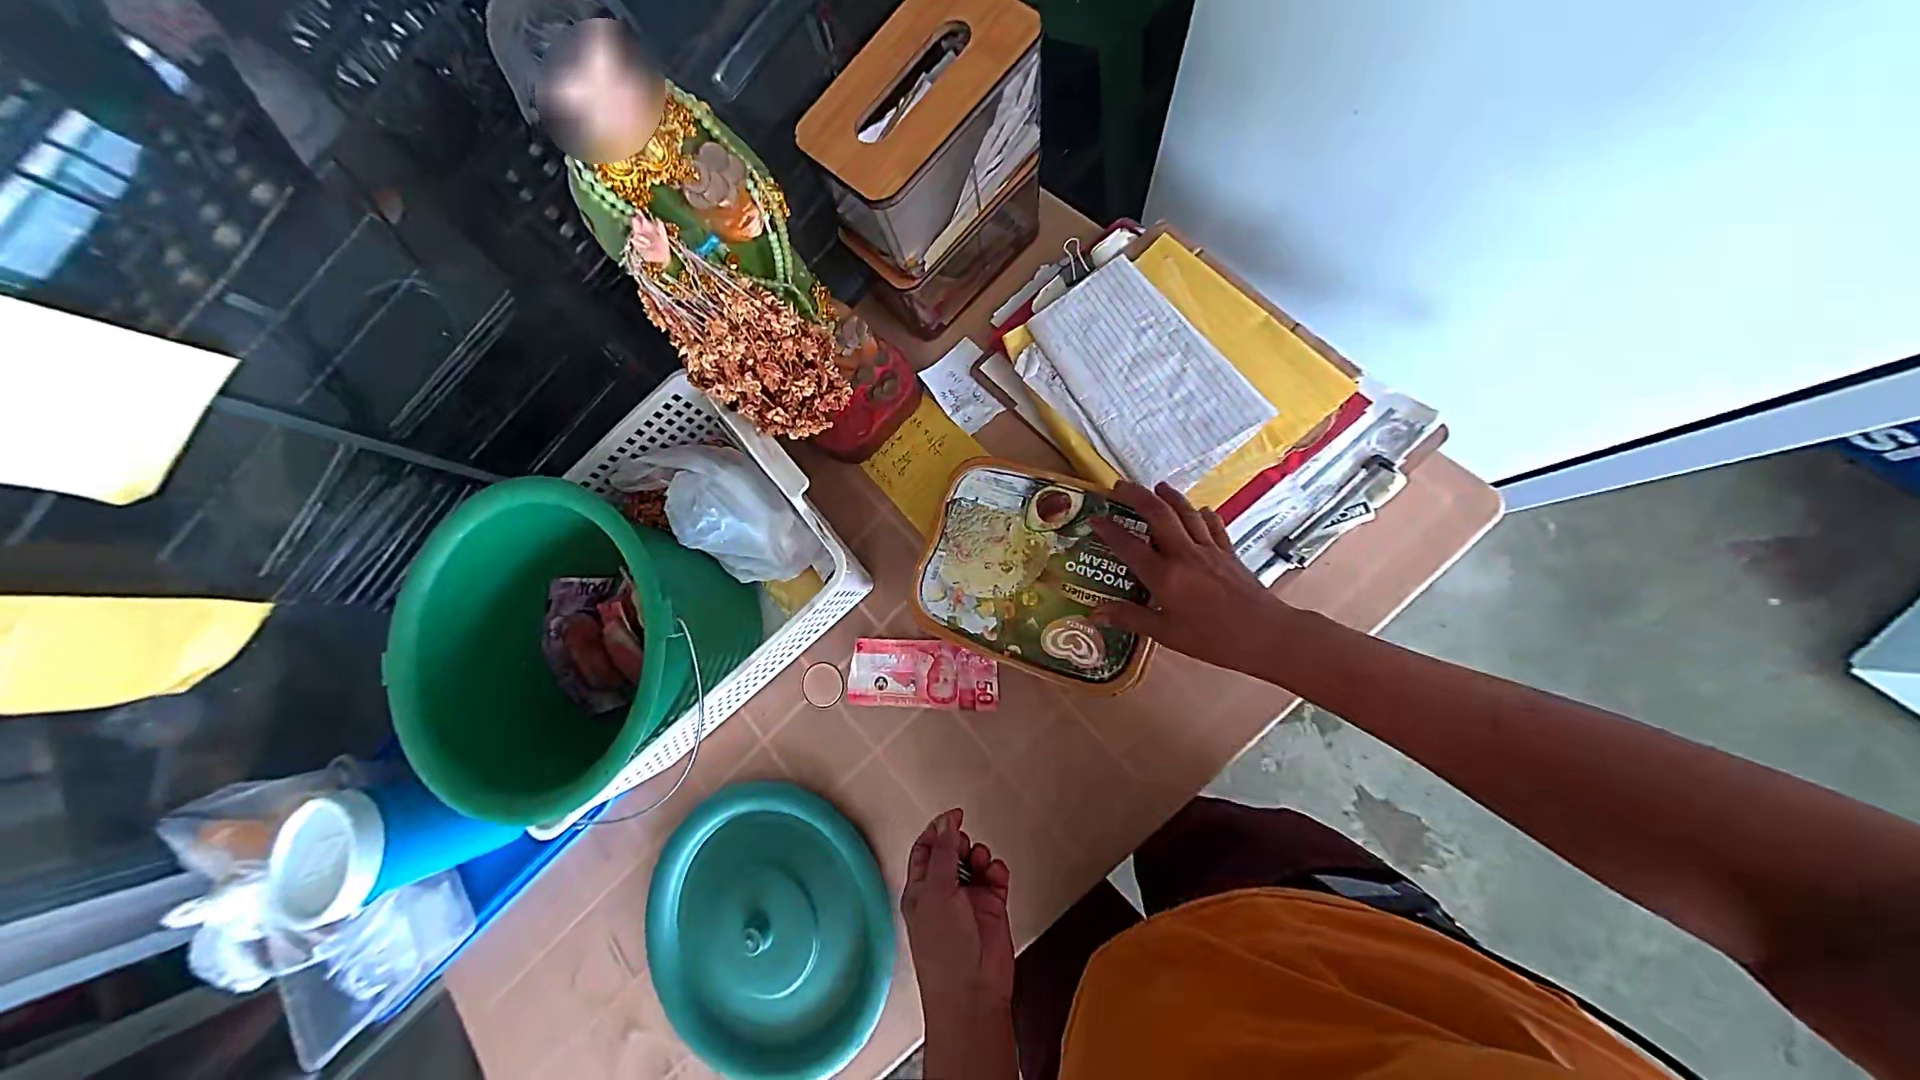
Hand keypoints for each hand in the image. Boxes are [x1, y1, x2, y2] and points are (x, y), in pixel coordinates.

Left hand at [901, 808, 1013, 1012]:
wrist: (974, 991)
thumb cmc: (944, 954)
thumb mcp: (937, 892)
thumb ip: (944, 853)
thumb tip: (946, 823)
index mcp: (920, 889)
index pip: (926, 848)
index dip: (938, 829)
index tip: (953, 815)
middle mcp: (943, 893)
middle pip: (953, 851)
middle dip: (961, 842)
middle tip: (965, 846)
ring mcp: (968, 900)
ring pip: (976, 861)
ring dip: (980, 855)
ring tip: (981, 862)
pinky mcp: (991, 907)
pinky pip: (996, 876)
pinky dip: (997, 870)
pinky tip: (995, 874)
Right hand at [1091, 481, 1305, 676]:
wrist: (1266, 635)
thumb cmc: (1213, 640)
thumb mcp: (1166, 634)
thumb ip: (1130, 618)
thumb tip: (1095, 613)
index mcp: (1165, 577)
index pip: (1129, 546)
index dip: (1109, 530)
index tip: (1094, 518)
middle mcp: (1184, 555)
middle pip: (1158, 514)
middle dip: (1137, 496)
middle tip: (1120, 487)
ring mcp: (1209, 550)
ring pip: (1186, 513)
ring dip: (1169, 496)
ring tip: (1156, 486)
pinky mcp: (1228, 553)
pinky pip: (1213, 526)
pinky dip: (1203, 515)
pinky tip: (1199, 511)